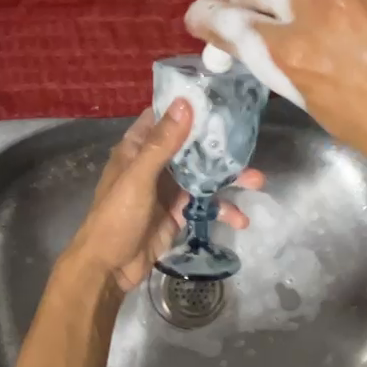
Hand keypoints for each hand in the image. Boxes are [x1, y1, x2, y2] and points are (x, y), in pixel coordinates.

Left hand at [59, 100, 264, 296]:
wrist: (109, 267)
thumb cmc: (117, 217)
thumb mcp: (138, 178)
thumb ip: (161, 143)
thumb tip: (185, 104)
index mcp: (138, 149)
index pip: (164, 118)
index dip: (189, 108)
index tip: (220, 100)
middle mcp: (154, 165)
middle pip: (191, 148)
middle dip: (220, 147)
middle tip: (250, 144)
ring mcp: (167, 190)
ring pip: (202, 177)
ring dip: (228, 180)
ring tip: (257, 182)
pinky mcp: (177, 214)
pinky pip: (204, 205)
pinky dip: (222, 210)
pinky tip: (240, 218)